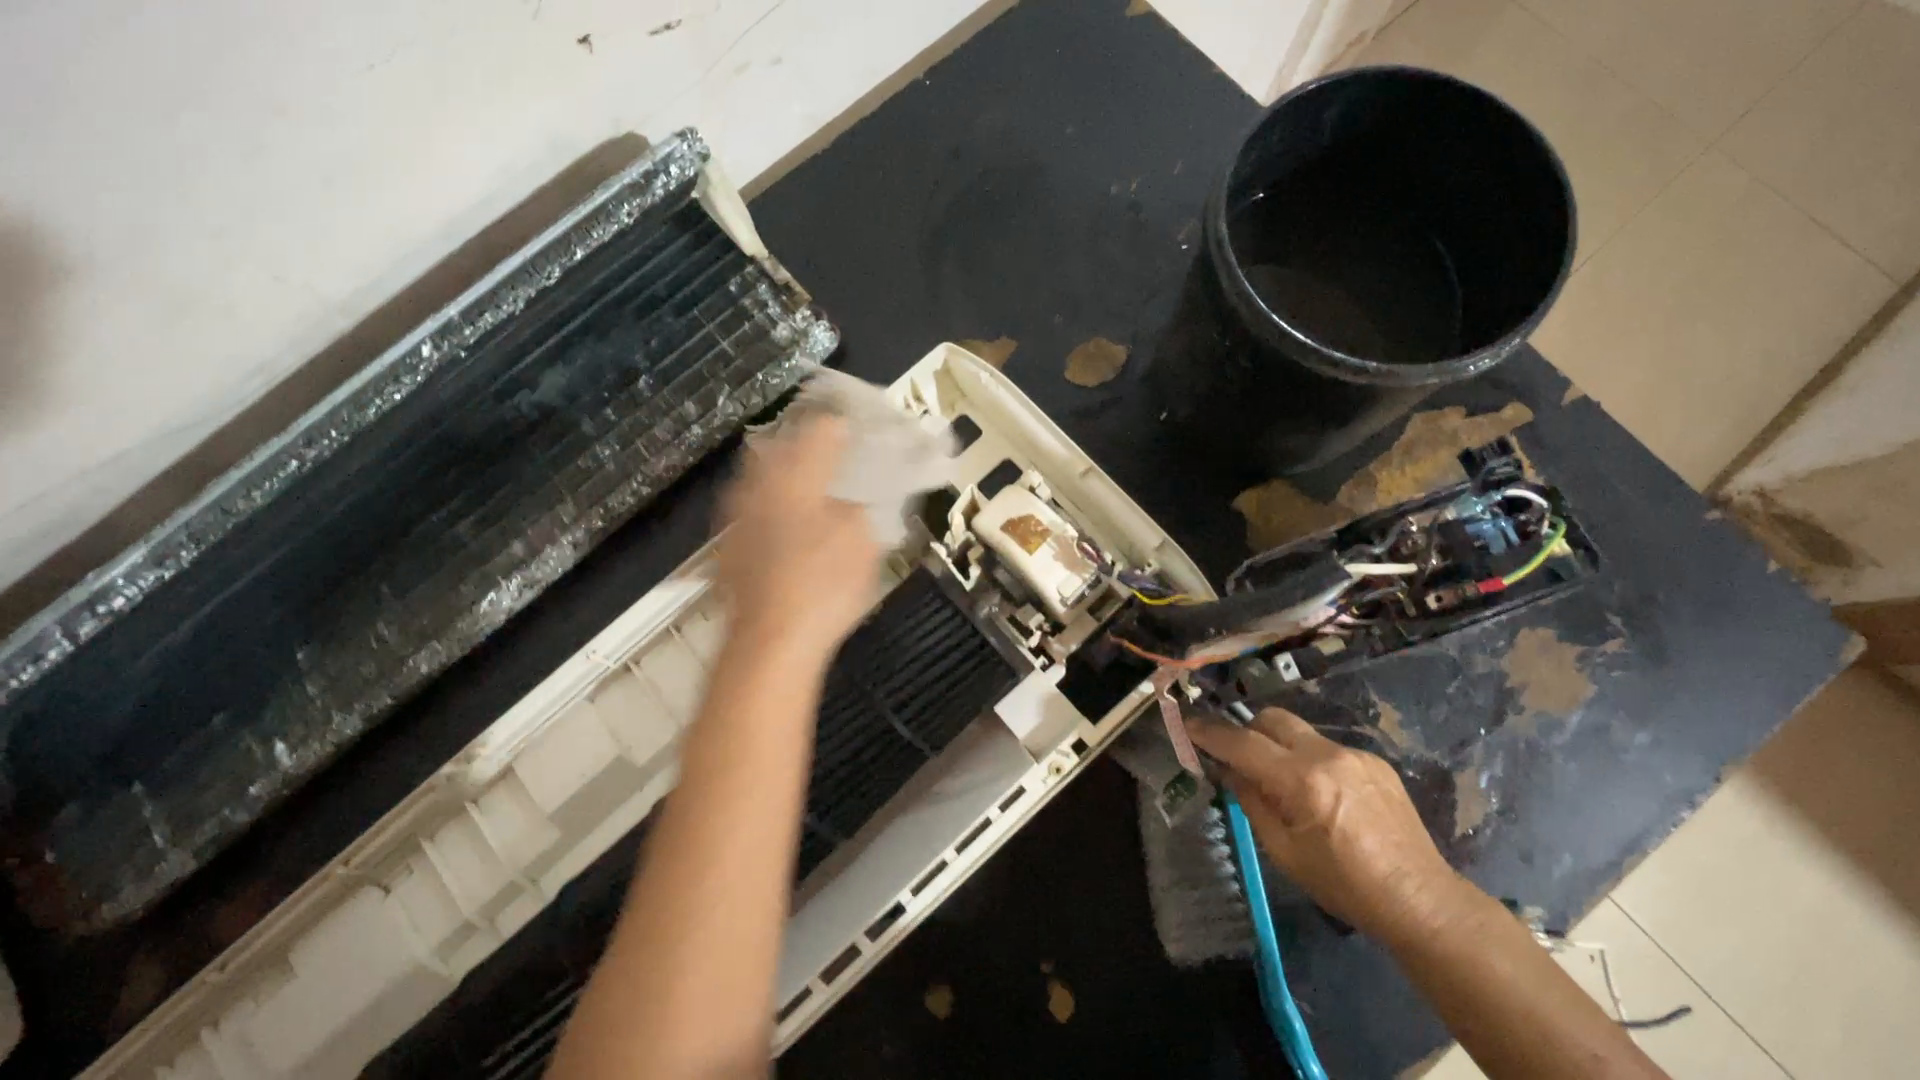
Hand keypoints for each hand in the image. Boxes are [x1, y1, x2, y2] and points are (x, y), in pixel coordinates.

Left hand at [716, 416, 879, 659]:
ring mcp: (737, 515)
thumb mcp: (863, 542)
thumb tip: (844, 504)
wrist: (770, 641)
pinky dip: (768, 510)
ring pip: (759, 478)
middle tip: (827, 454)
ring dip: (782, 477)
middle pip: (779, 446)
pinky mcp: (728, 547)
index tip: (855, 432)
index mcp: (797, 474)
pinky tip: (784, 530)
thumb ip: (856, 510)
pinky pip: (750, 511)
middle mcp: (760, 484)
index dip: (841, 427)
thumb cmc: (823, 588)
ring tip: (806, 490)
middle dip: (802, 445)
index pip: (820, 429)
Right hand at [1187, 707, 1470, 944]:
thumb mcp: (1283, 851)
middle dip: (1246, 730)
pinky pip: (1328, 750)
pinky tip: (1319, 797)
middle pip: (1273, 719)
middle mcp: (1329, 755)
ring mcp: (1356, 755)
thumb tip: (1229, 772)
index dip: (1210, 733)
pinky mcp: (1376, 763)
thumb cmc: (1343, 885)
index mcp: (1302, 781)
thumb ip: (1251, 802)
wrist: (1419, 899)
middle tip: (1233, 756)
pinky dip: (1310, 762)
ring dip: (1279, 748)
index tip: (1187, 725)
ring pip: (1301, 734)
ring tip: (1280, 785)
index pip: (1243, 743)